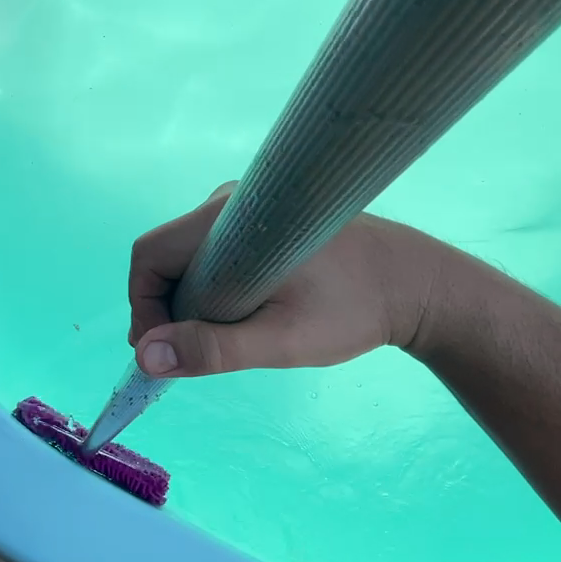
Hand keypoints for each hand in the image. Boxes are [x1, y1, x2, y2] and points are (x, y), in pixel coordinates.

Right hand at [127, 182, 450, 377]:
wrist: (418, 284)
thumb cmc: (352, 312)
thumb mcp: (281, 340)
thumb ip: (213, 349)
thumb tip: (146, 357)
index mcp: (224, 221)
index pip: (149, 256)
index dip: (142, 306)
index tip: (163, 350)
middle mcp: (224, 204)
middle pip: (163, 255)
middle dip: (164, 308)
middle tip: (187, 352)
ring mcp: (241, 209)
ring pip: (184, 256)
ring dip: (185, 300)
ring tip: (214, 337)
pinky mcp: (256, 219)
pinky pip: (207, 253)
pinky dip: (205, 288)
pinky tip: (234, 314)